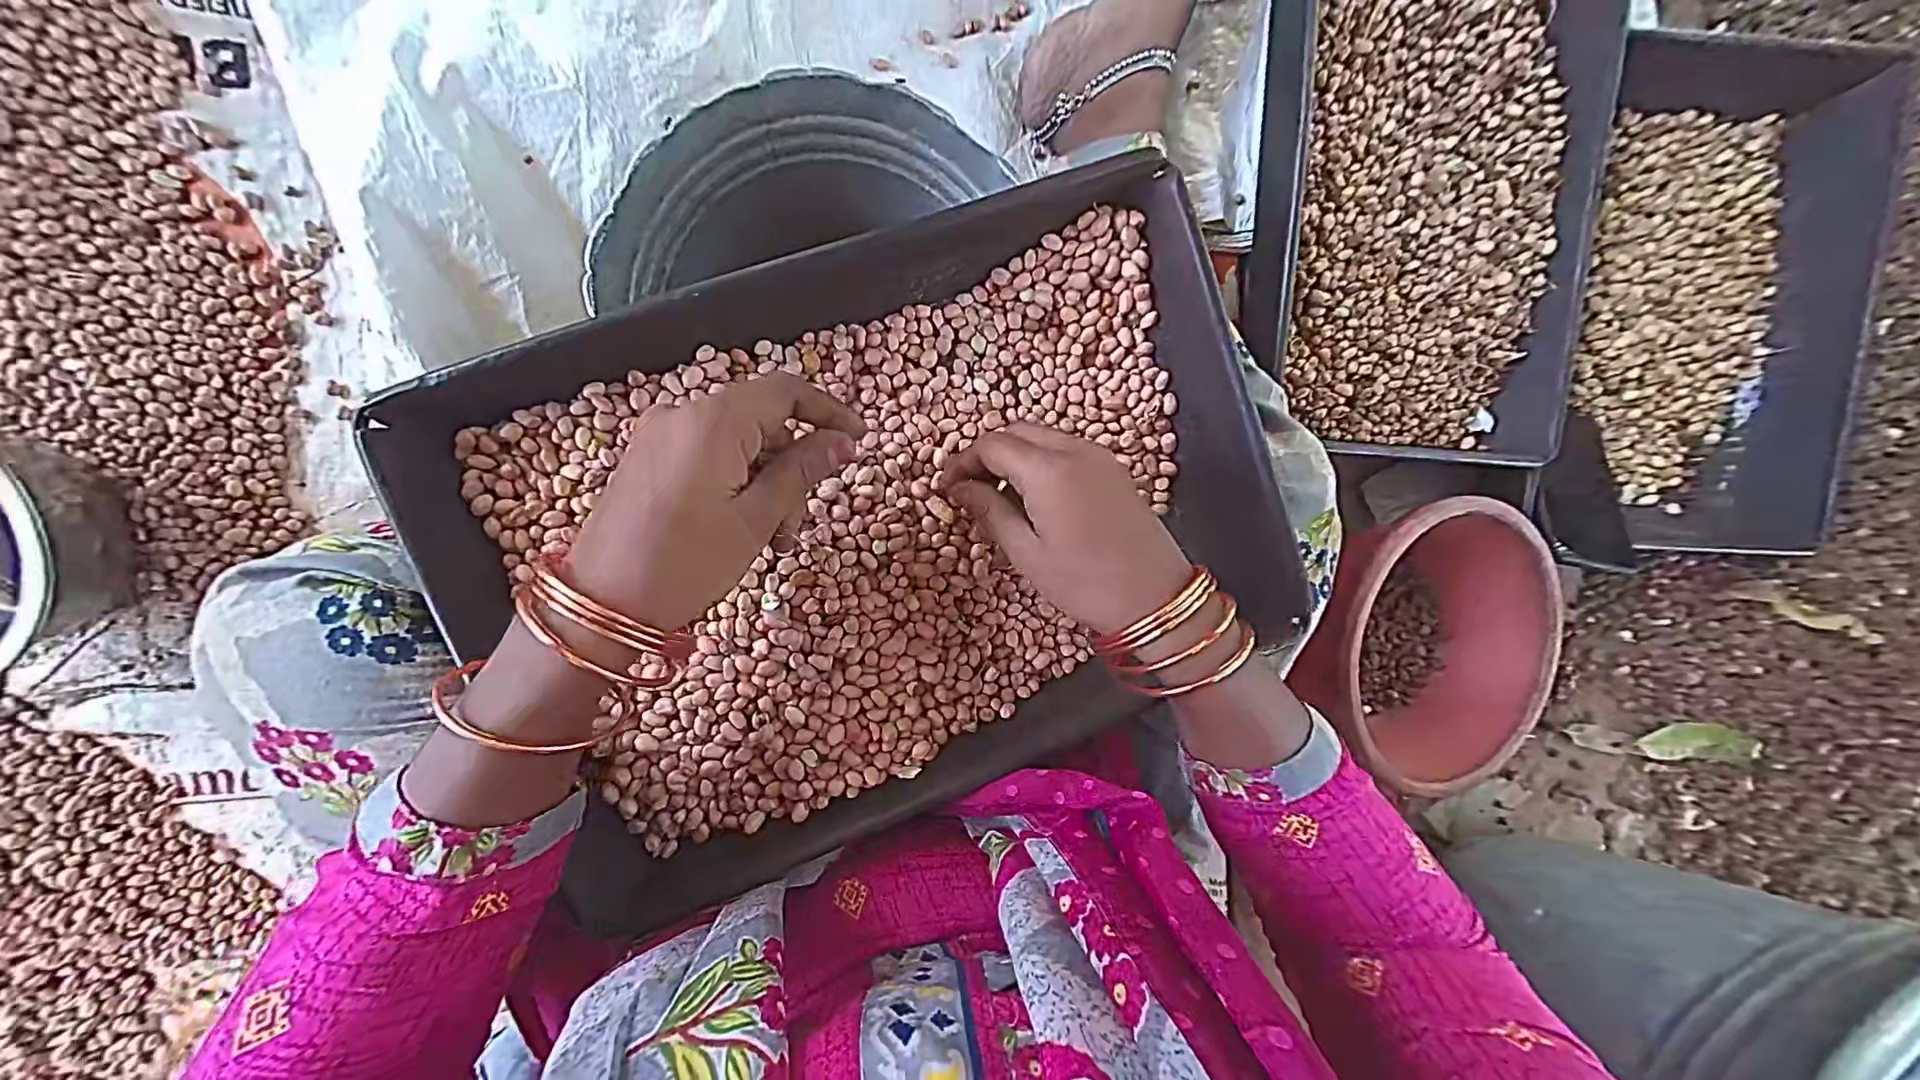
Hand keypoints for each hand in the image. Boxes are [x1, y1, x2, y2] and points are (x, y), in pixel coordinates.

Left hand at [565, 374, 865, 628]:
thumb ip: (802, 471)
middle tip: (797, 527)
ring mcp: (659, 437)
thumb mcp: (756, 519)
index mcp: (713, 421)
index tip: (860, 440)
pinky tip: (741, 529)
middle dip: (793, 468)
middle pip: (763, 424)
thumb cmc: (686, 563)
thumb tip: (843, 442)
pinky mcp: (648, 461)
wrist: (600, 605)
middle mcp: (682, 415)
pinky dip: (737, 485)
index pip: (786, 391)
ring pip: (738, 445)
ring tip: (771, 540)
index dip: (830, 412)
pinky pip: (708, 458)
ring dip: (767, 484)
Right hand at [938, 424, 1190, 635]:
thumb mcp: (1026, 552)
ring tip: (1000, 499)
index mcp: (1048, 469)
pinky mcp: (1113, 470)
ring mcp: (1099, 457)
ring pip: (1042, 438)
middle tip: (971, 491)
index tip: (947, 487)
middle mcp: (1075, 450)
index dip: (962, 461)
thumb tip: (959, 489)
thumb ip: (990, 511)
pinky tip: (1035, 499)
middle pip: (1016, 431)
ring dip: (1015, 457)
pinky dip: (1041, 463)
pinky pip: (1066, 451)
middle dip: (987, 455)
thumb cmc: (1085, 583)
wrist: (1155, 598)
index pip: (991, 444)